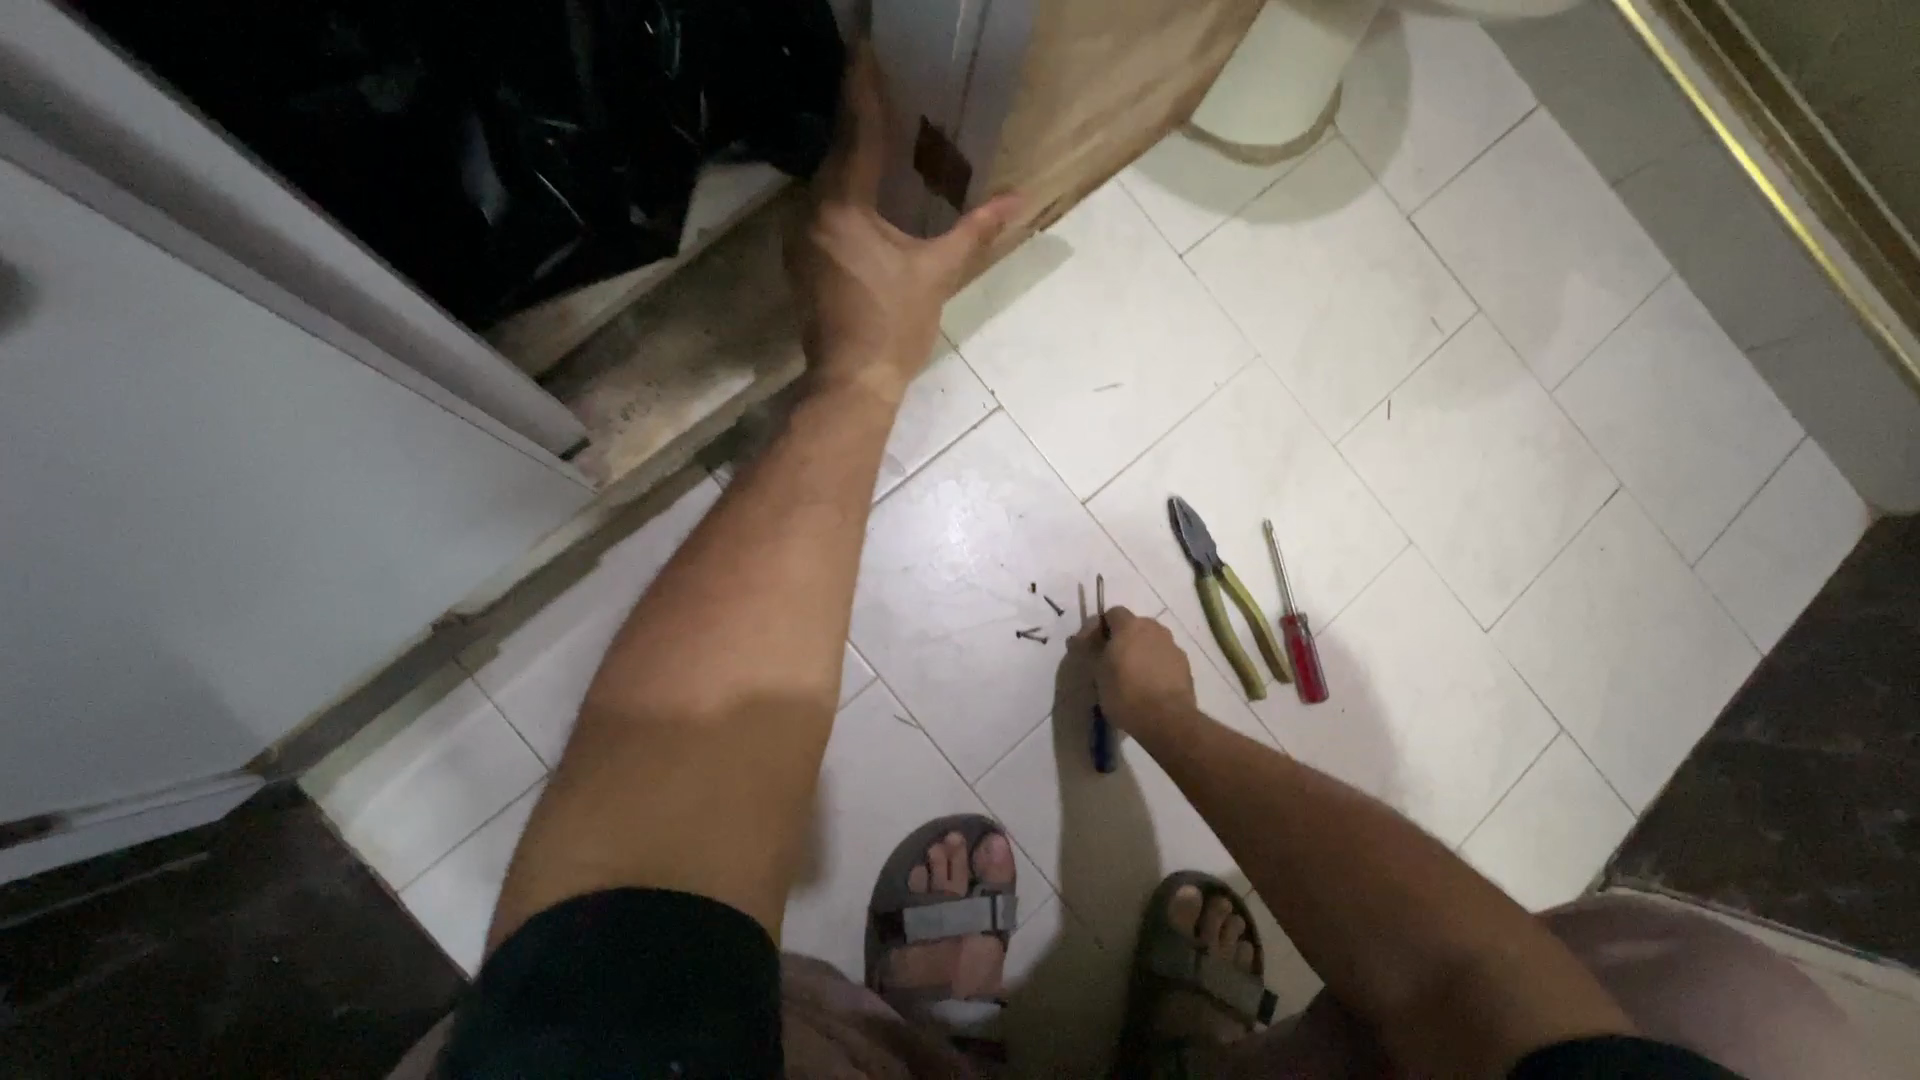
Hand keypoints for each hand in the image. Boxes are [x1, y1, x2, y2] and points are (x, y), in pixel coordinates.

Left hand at [787, 45, 1020, 403]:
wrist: (852, 381)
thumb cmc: (896, 326)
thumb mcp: (939, 273)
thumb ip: (976, 229)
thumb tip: (1020, 199)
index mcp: (845, 208)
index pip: (857, 133)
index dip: (863, 89)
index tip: (865, 51)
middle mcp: (812, 213)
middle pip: (838, 156)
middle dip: (859, 126)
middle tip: (882, 98)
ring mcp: (799, 239)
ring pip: (826, 185)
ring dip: (850, 164)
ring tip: (878, 144)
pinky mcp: (800, 261)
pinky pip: (821, 212)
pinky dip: (842, 197)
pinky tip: (863, 198)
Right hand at [1076, 607, 1198, 736]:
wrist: (1167, 719)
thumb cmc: (1125, 693)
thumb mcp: (1098, 673)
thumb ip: (1091, 651)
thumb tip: (1081, 640)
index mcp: (1130, 626)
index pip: (1113, 613)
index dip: (1099, 626)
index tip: (1090, 645)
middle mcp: (1154, 629)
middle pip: (1134, 626)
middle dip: (1121, 639)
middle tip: (1109, 659)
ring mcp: (1172, 646)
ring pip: (1151, 642)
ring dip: (1139, 652)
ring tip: (1130, 675)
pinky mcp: (1185, 665)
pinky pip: (1163, 658)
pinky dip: (1154, 666)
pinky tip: (1147, 685)